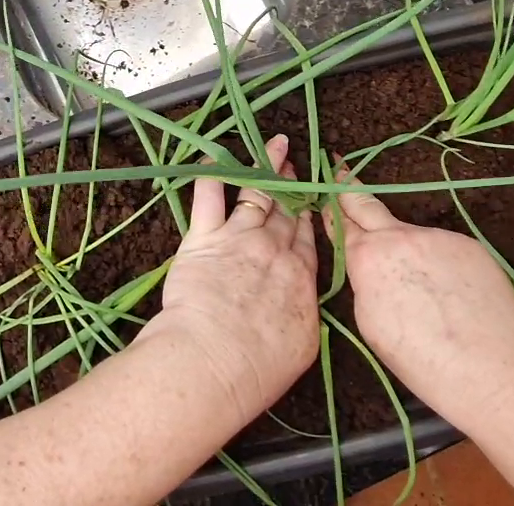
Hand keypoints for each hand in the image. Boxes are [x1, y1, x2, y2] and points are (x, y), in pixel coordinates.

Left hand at [143, 135, 319, 427]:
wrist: (216, 357)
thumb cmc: (258, 366)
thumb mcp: (302, 344)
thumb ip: (303, 312)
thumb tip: (300, 301)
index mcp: (300, 277)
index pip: (307, 237)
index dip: (309, 214)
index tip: (309, 198)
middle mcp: (273, 250)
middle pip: (286, 210)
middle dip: (292, 185)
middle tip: (294, 164)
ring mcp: (239, 237)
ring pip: (256, 193)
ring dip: (266, 167)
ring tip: (274, 147)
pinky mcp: (204, 235)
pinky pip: (209, 194)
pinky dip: (213, 171)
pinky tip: (215, 154)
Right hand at [325, 180, 513, 425]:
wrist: (492, 371)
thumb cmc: (422, 360)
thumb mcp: (369, 322)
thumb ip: (364, 282)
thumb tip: (370, 269)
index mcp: (366, 257)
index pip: (341, 223)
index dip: (332, 211)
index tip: (326, 196)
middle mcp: (398, 237)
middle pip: (366, 203)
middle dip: (349, 185)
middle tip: (340, 164)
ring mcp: (436, 237)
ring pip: (412, 236)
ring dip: (409, 249)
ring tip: (427, 289)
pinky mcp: (469, 245)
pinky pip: (445, 248)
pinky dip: (442, 263)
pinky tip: (454, 294)